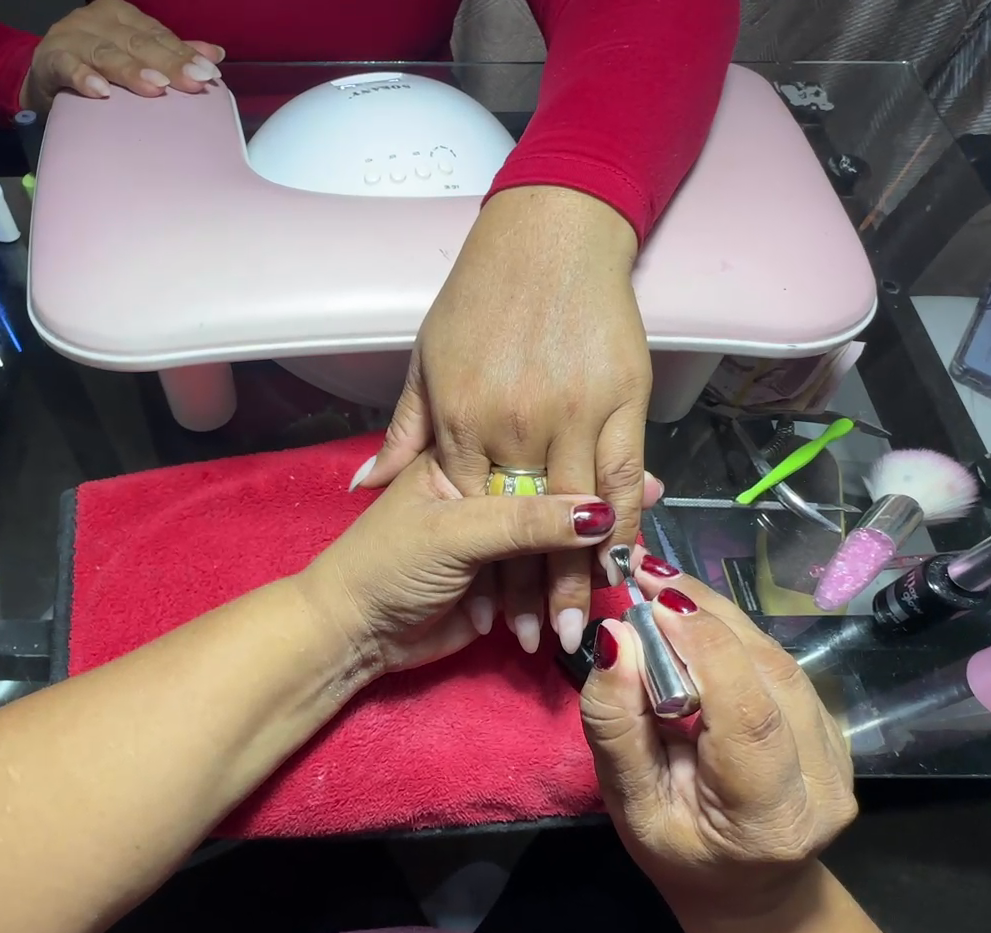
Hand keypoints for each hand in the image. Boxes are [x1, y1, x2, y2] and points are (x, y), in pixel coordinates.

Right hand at [20, 0, 222, 113]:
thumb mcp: (135, 58)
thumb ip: (172, 55)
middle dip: (169, 63)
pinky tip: (101, 93)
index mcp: (124, 17)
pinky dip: (83, 78)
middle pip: (138, 44)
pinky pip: (68, 67)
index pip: (159, 37)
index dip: (184, 55)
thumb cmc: (97, 67)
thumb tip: (215, 56)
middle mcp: (99, 21)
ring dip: (131, 71)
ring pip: (107, 54)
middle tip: (194, 82)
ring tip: (156, 87)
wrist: (45, 76)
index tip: (210, 74)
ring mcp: (74, 37)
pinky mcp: (52, 59)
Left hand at [301, 452, 617, 674]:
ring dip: (588, 554)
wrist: (355, 631)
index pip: (539, 457)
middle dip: (598, 512)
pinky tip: (606, 580)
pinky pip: (544, 577)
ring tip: (634, 556)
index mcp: (465, 462)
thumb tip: (599, 516)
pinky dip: (572, 582)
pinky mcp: (499, 581)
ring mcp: (493, 540)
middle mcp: (484, 493)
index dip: (586, 469)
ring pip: (552, 540)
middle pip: (553, 498)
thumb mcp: (454, 534)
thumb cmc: (389, 564)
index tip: (642, 480)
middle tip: (651, 515)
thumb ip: (523, 522)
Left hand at [355, 186, 650, 660]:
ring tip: (590, 619)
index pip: (477, 514)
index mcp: (462, 421)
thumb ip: (406, 434)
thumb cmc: (475, 304)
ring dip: (583, 570)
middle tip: (550, 640)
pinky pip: (623, 475)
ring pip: (577, 510)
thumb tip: (364, 482)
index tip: (497, 618)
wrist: (542, 234)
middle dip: (540, 589)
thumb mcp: (426, 366)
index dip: (491, 566)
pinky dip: (625, 519)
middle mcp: (515, 424)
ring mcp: (570, 412)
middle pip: (527, 524)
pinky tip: (627, 555)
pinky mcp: (620, 399)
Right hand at [578, 569, 855, 915]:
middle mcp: (823, 782)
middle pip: (771, 674)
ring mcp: (839, 752)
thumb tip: (616, 638)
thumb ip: (617, 726)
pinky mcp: (832, 727)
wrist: (749, 889)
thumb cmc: (678, 852)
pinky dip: (733, 632)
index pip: (747, 716)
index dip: (703, 647)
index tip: (649, 598)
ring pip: (779, 660)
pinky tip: (694, 616)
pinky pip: (780, 665)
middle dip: (706, 615)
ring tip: (661, 584)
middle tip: (645, 573)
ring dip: (718, 615)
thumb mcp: (628, 804)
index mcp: (769, 817)